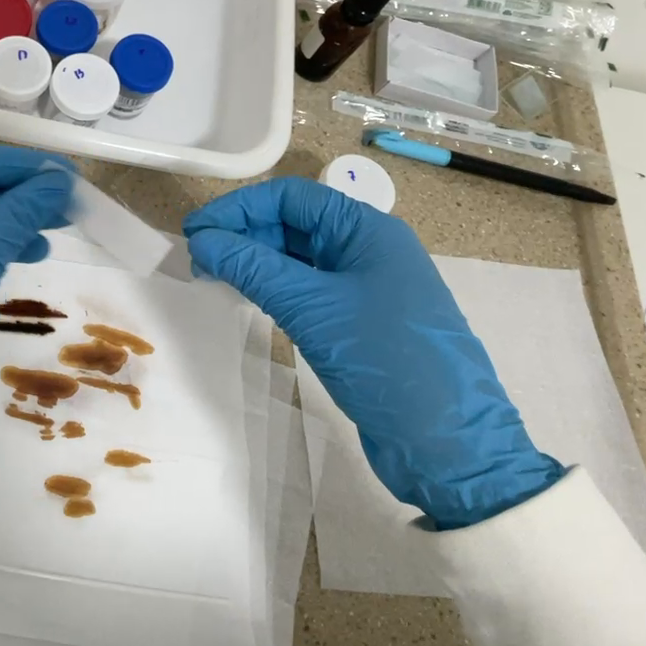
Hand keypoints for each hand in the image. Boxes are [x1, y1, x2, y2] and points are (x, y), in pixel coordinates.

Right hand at [183, 178, 561, 528]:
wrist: (450, 447)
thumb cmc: (384, 360)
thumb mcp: (312, 308)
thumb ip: (253, 268)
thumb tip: (201, 241)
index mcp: (367, 230)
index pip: (291, 198)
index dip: (238, 208)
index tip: (195, 232)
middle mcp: (366, 249)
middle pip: (293, 223)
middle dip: (243, 234)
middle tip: (198, 260)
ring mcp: (365, 287)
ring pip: (297, 257)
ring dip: (254, 261)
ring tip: (212, 277)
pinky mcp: (358, 321)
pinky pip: (306, 288)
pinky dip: (272, 287)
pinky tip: (246, 298)